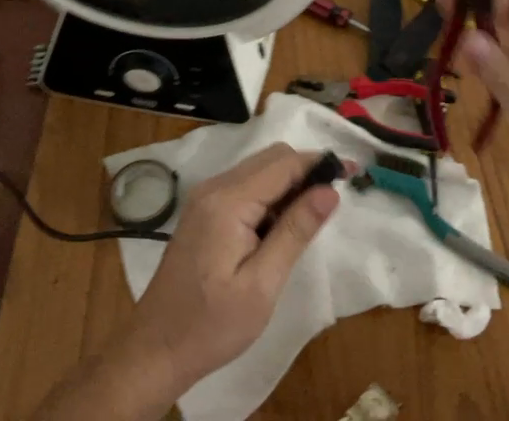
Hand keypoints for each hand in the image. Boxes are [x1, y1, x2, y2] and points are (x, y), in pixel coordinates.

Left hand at [122, 143, 340, 392]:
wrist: (155, 350)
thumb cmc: (211, 325)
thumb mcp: (262, 285)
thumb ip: (295, 232)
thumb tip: (330, 191)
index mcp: (228, 202)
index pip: (284, 163)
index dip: (320, 164)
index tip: (353, 174)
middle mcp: (214, 188)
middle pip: (272, 158)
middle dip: (306, 171)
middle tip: (332, 203)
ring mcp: (205, 198)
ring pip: (259, 169)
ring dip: (289, 183)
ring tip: (310, 219)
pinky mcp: (203, 211)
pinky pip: (245, 185)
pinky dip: (270, 195)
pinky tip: (280, 227)